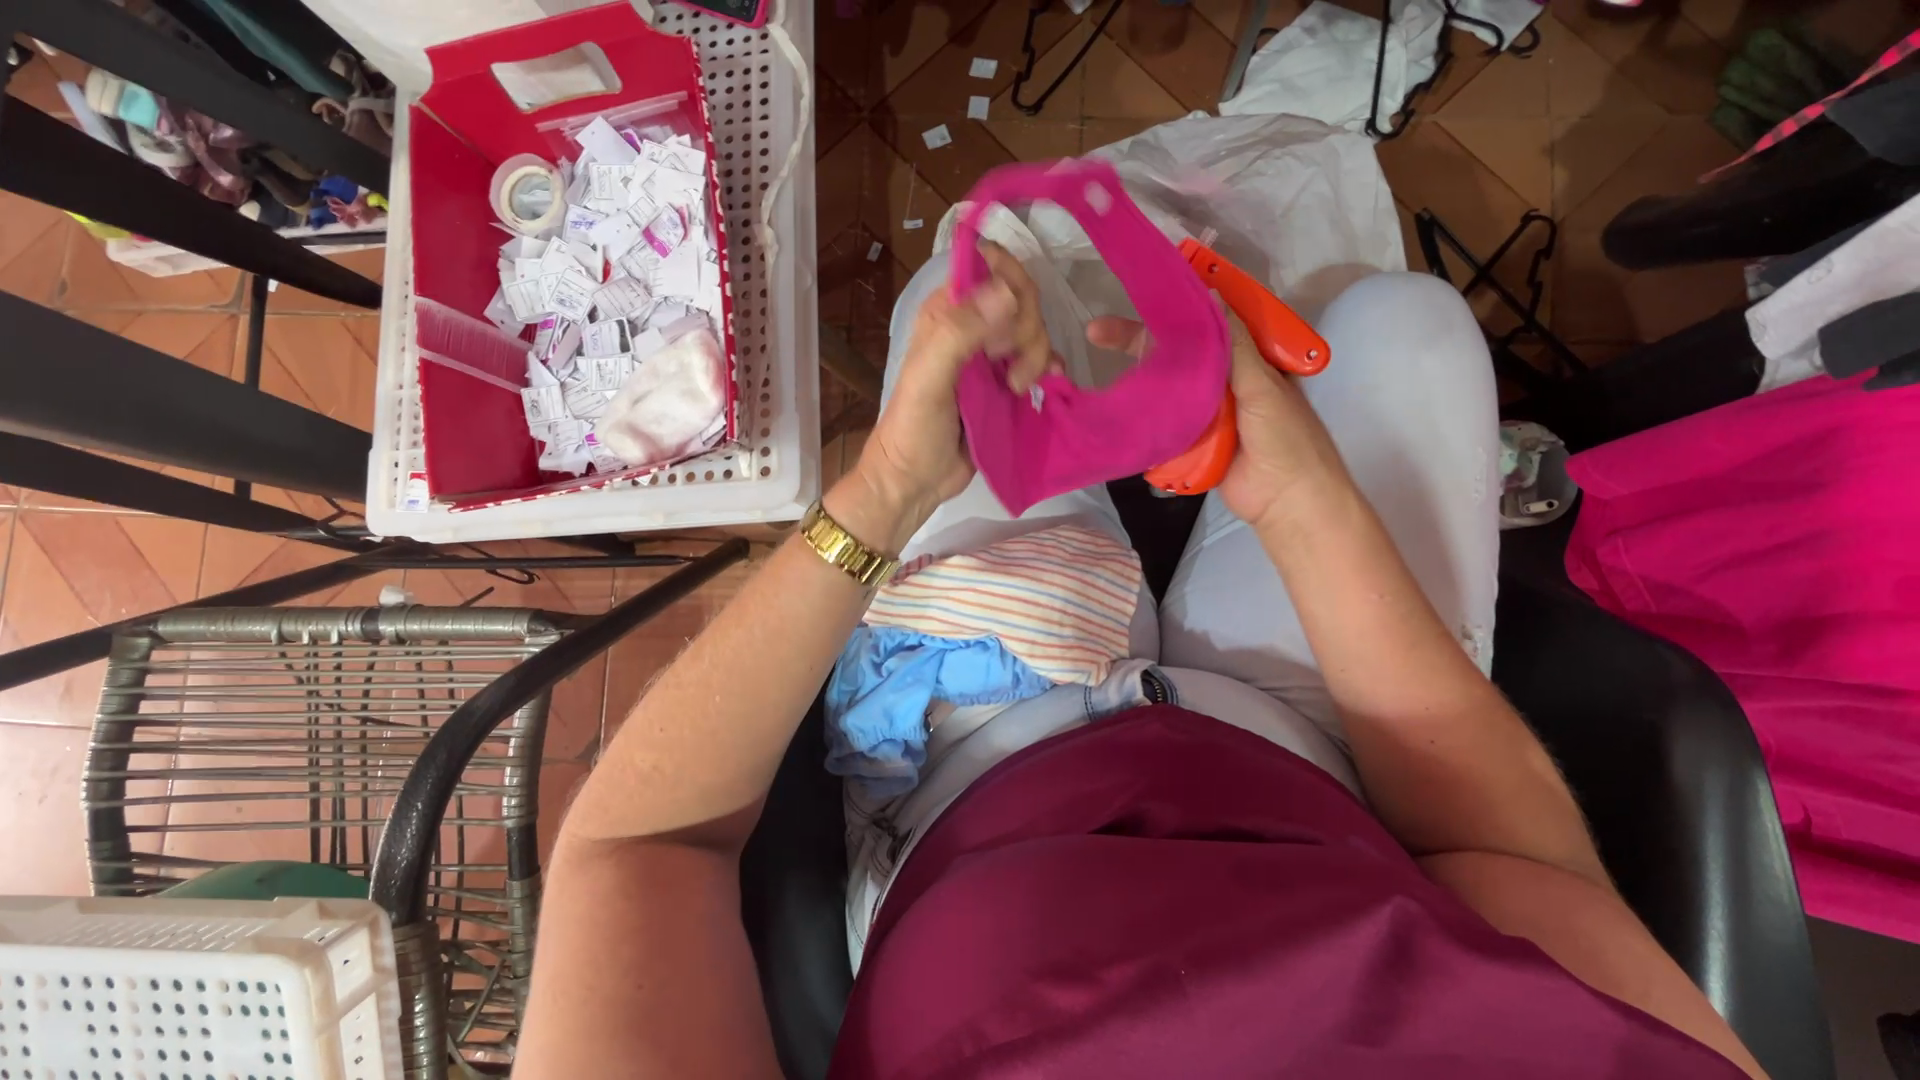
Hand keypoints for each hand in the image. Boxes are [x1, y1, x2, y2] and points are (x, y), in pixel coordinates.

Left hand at [834, 242, 1049, 550]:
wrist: (916, 482)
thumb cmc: (913, 430)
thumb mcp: (929, 379)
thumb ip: (960, 333)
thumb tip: (1008, 291)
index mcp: (946, 314)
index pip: (987, 268)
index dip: (1010, 282)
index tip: (1011, 317)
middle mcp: (970, 326)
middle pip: (1021, 300)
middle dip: (1025, 333)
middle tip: (1009, 372)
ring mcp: (991, 356)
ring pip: (1035, 331)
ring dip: (1036, 358)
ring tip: (1015, 391)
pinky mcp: (1008, 382)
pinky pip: (1043, 361)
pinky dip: (1049, 371)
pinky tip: (1045, 388)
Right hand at [1085, 310, 1345, 530]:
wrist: (1285, 502)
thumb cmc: (1286, 438)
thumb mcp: (1263, 385)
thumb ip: (1235, 346)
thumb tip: (1210, 296)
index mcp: (1247, 359)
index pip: (1206, 324)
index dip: (1174, 308)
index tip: (1139, 295)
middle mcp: (1224, 379)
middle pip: (1177, 352)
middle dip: (1139, 340)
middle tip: (1096, 332)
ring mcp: (1205, 410)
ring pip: (1167, 384)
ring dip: (1136, 374)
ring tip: (1096, 362)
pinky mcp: (1190, 440)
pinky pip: (1163, 419)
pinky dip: (1142, 411)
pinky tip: (1114, 401)